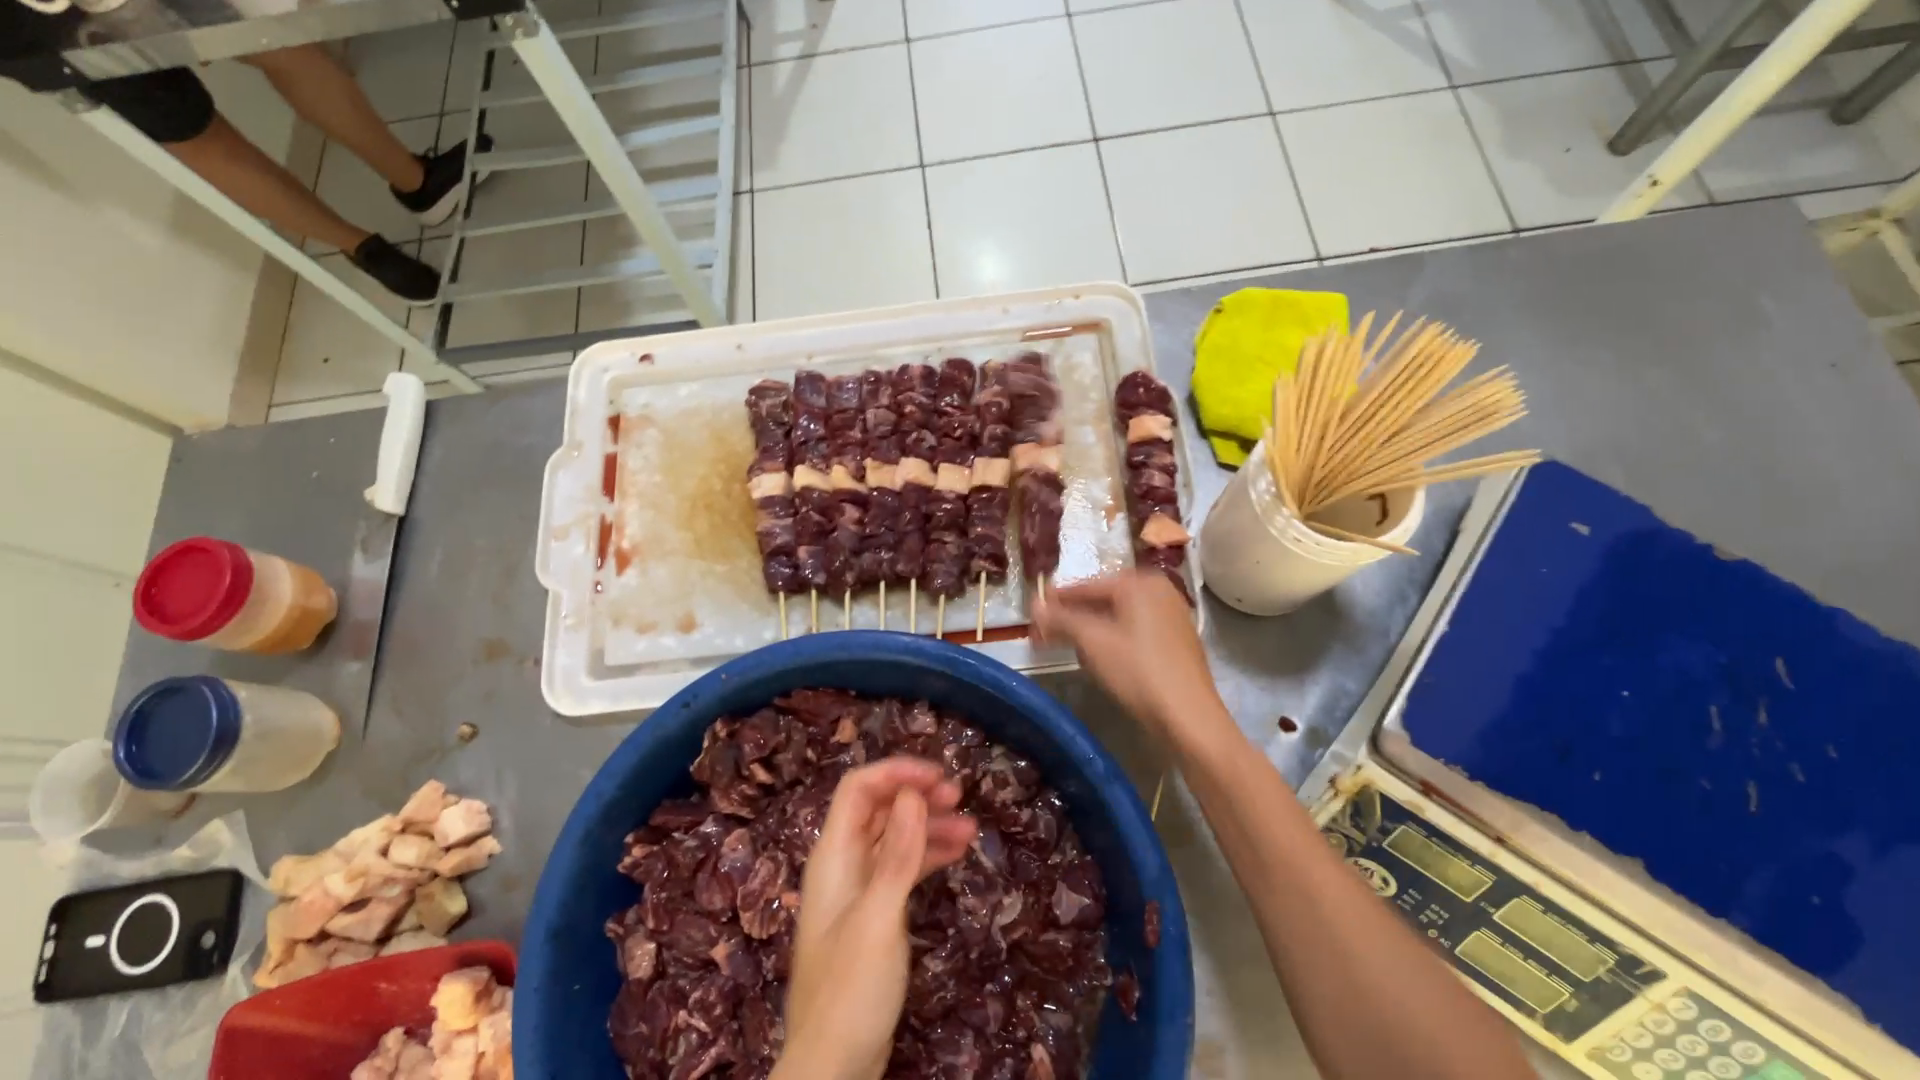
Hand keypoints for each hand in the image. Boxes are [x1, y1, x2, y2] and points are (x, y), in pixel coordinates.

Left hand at [773, 758, 975, 1079]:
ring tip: (971, 829)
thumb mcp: (879, 917)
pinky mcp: (873, 917)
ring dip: (928, 828)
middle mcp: (842, 866)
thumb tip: (913, 793)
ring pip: (894, 840)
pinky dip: (926, 858)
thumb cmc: (851, 989)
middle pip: (879, 810)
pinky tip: (956, 855)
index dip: (896, 773)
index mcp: (833, 857)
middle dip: (917, 796)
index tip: (939, 775)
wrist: (833, 1064)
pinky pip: (901, 871)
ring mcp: (857, 892)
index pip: (858, 789)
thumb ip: (898, 855)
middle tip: (961, 796)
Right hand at [1034, 571, 1229, 747]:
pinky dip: (1116, 637)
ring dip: (1094, 627)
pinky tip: (1103, 656)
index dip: (1057, 600)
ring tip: (1071, 644)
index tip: (1034, 612)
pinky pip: (1137, 630)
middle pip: (1105, 599)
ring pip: (1121, 616)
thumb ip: (1061, 619)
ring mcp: (1173, 616)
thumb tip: (1034, 605)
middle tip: (1049, 630)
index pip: (1088, 586)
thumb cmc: (1137, 671)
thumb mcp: (1092, 642)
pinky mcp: (1179, 641)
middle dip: (1075, 615)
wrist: (1188, 715)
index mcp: (1140, 583)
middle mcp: (1160, 591)